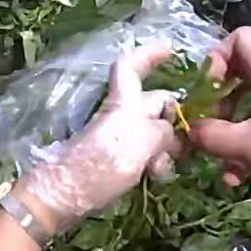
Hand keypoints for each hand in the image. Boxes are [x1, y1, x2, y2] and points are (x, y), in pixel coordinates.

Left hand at [12, 46, 182, 234]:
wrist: (61, 201)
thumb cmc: (96, 168)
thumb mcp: (136, 144)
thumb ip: (161, 132)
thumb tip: (171, 132)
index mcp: (121, 104)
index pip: (130, 67)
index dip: (150, 54)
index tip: (173, 50)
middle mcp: (121, 116)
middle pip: (154, 102)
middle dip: (174, 116)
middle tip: (189, 139)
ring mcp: (118, 139)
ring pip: (155, 132)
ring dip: (168, 147)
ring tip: (164, 167)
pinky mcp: (116, 161)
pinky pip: (146, 155)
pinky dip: (155, 163)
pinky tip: (156, 177)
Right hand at [186, 27, 250, 195]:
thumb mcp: (249, 143)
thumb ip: (211, 136)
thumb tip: (187, 131)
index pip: (238, 38)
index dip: (214, 59)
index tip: (205, 91)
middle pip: (239, 73)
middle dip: (217, 102)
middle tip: (208, 125)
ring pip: (249, 105)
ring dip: (230, 131)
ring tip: (222, 159)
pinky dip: (248, 146)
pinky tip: (240, 177)